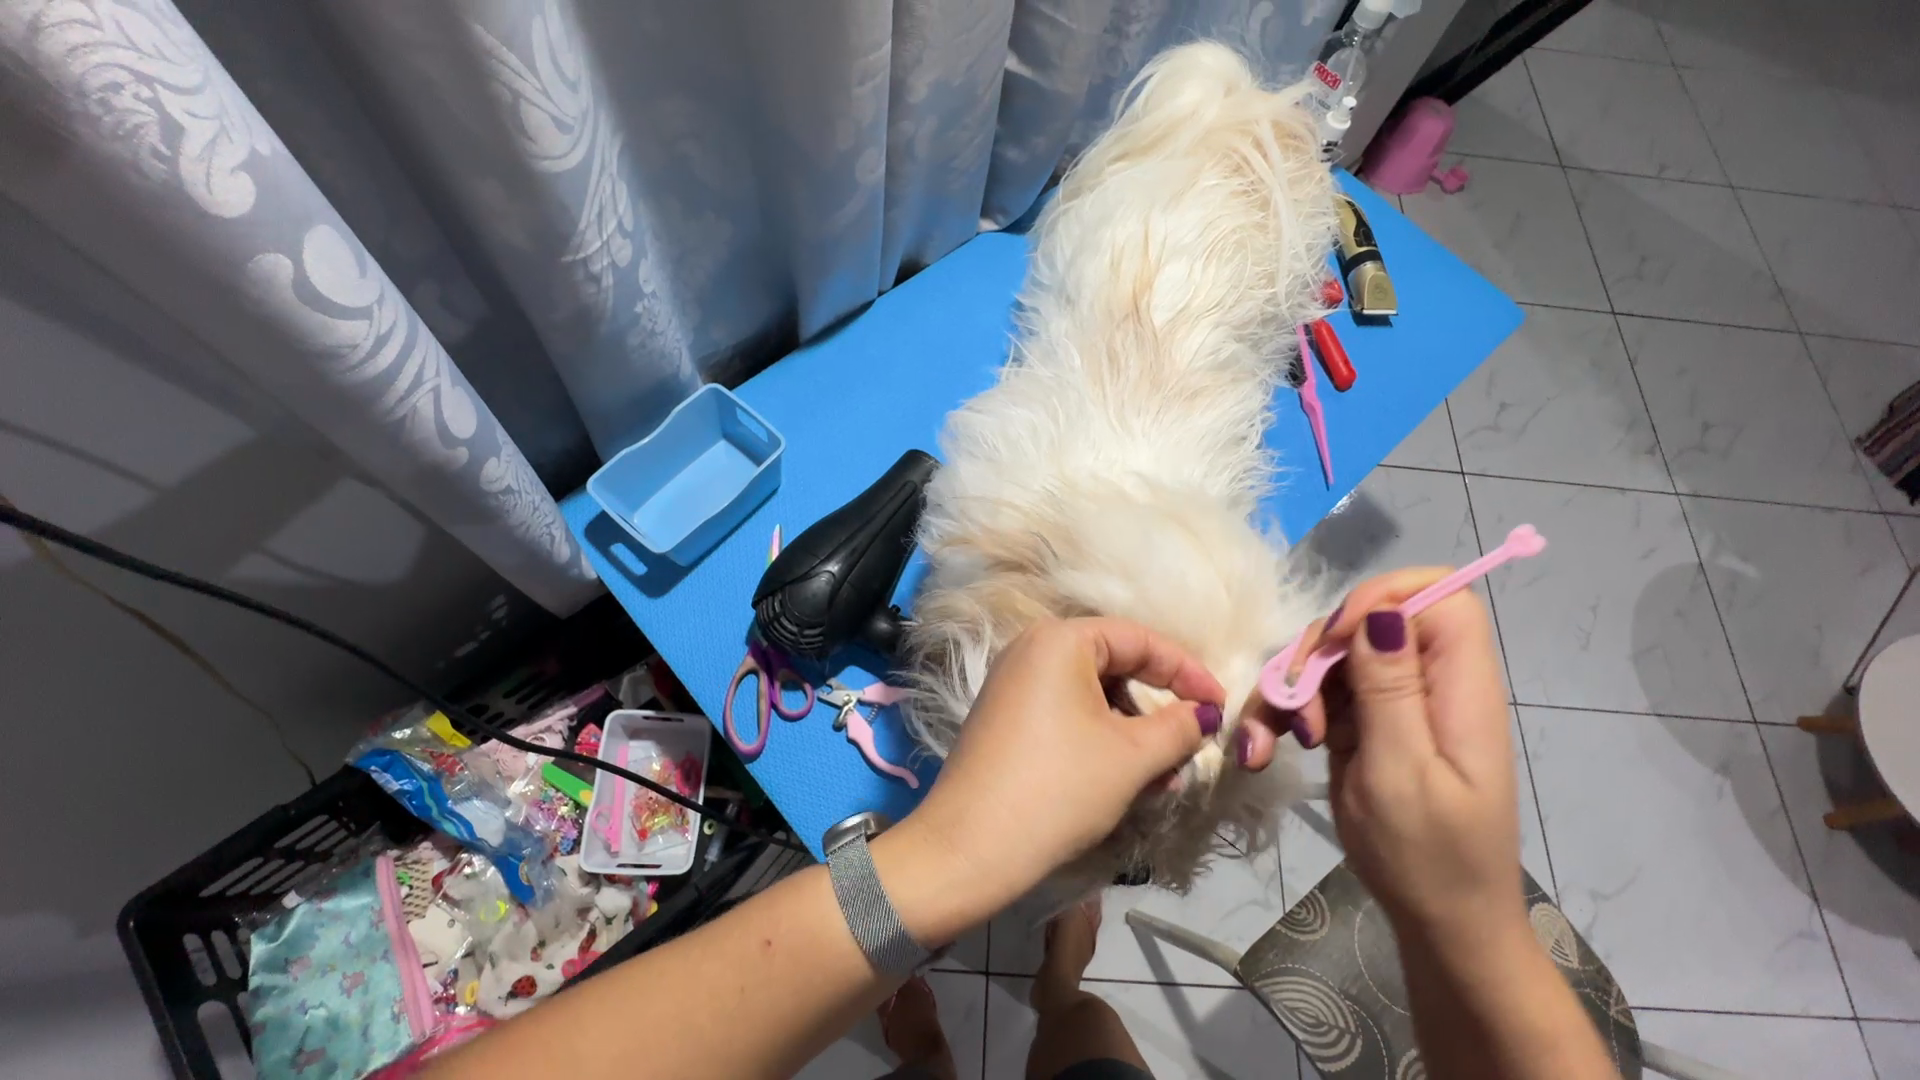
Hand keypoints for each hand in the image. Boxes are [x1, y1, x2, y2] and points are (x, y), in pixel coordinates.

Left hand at [902, 617, 1224, 917]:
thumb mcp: (1133, 757)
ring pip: (1093, 697)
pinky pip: (1067, 716)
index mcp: (1059, 640)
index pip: (1140, 640)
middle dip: (1159, 707)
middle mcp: (1030, 650)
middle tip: (1193, 743)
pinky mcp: (1006, 721)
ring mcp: (1013, 686)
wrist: (968, 849)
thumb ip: (1179, 726)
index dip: (1188, 671)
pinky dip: (1102, 741)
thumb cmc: (1059, 788)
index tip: (1221, 706)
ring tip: (1163, 776)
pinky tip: (1127, 781)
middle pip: (1115, 666)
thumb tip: (1205, 713)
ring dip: (1135, 732)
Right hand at [1260, 570, 1522, 938]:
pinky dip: (1285, 716)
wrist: (1437, 919)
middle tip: (1294, 706)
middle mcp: (1426, 684)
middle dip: (1316, 654)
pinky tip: (1270, 750)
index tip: (1335, 641)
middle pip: (1367, 622)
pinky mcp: (1363, 725)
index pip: (1437, 598)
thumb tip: (1379, 612)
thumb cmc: (1430, 854)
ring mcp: (1392, 705)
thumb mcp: (1403, 772)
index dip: (1383, 598)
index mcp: (1459, 689)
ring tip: (1275, 743)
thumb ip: (1389, 689)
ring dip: (1290, 692)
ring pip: (1330, 659)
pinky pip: (1317, 695)